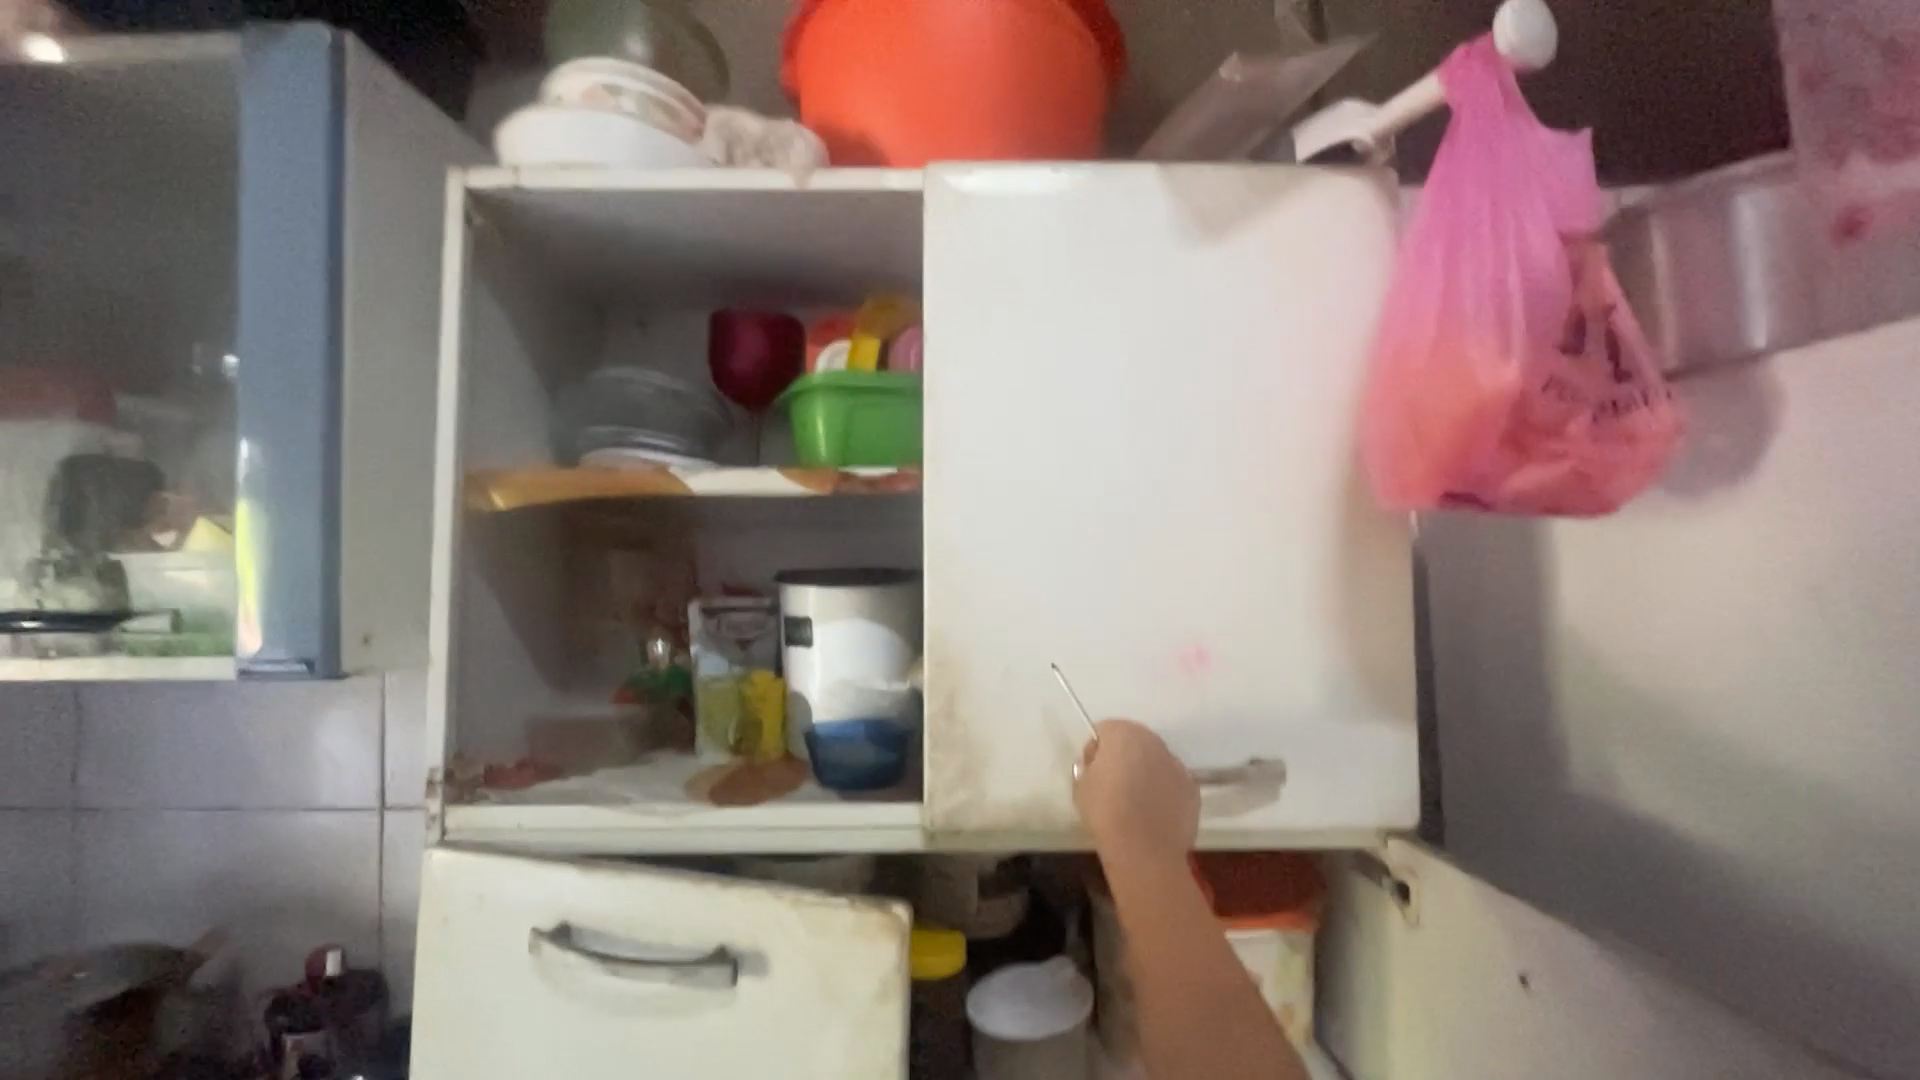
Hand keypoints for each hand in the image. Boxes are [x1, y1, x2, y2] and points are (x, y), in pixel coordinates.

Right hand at [1074, 719, 1199, 867]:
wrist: (1143, 850)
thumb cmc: (1105, 812)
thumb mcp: (1080, 785)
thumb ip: (1089, 767)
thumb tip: (1099, 767)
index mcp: (1123, 733)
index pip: (1104, 731)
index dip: (1095, 751)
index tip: (1090, 773)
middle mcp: (1153, 741)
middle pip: (1133, 741)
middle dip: (1123, 757)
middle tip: (1111, 786)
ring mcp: (1177, 764)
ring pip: (1156, 762)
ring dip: (1146, 773)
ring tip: (1134, 804)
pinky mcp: (1192, 789)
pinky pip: (1172, 783)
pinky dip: (1164, 792)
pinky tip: (1153, 815)